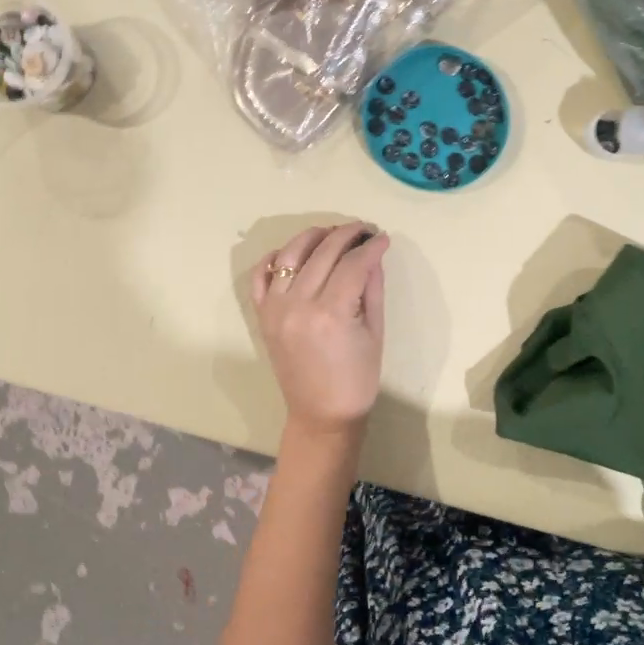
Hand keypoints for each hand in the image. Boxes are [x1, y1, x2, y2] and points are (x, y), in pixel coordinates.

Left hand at [249, 223, 389, 437]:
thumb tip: (374, 252)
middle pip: (324, 253)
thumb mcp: (375, 332)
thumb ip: (373, 288)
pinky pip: (261, 276)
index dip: (370, 246)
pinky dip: (276, 258)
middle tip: (363, 230)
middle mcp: (299, 306)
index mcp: (332, 314)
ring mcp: (276, 309)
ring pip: (292, 255)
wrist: (322, 414)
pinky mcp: (263, 315)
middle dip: (346, 234)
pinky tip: (295, 253)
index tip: (382, 237)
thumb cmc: (357, 379)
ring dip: (313, 237)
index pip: (353, 264)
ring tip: (333, 234)